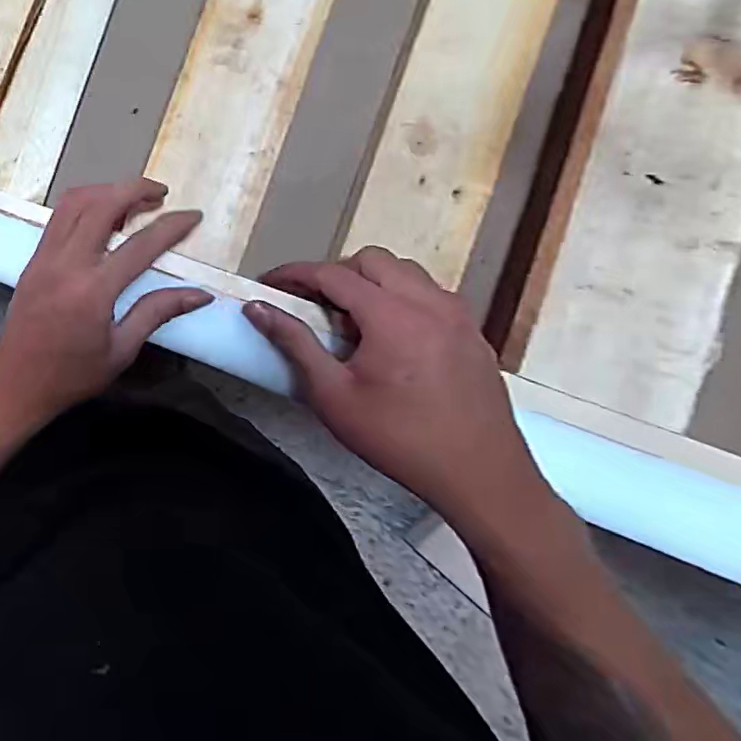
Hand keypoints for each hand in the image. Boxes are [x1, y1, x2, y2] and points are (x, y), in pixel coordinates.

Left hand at [0, 179, 212, 430]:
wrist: (16, 382)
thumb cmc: (71, 374)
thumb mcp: (121, 350)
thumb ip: (157, 312)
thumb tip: (200, 294)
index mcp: (92, 291)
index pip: (140, 245)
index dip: (172, 226)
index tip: (193, 216)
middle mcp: (66, 265)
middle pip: (101, 205)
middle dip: (135, 189)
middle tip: (160, 193)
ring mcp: (44, 258)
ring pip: (73, 203)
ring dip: (105, 191)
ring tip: (132, 199)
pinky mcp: (32, 259)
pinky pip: (57, 218)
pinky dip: (83, 205)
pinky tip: (101, 216)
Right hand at [241, 246, 549, 532]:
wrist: (482, 479)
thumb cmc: (398, 439)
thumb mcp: (331, 393)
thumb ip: (294, 342)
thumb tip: (258, 308)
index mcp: (392, 316)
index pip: (332, 274)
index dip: (294, 273)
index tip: (269, 284)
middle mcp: (430, 305)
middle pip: (373, 261)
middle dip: (335, 273)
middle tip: (311, 302)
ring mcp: (459, 319)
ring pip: (407, 273)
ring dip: (371, 282)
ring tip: (350, 319)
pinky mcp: (474, 337)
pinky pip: (432, 296)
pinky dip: (402, 298)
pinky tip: (389, 337)